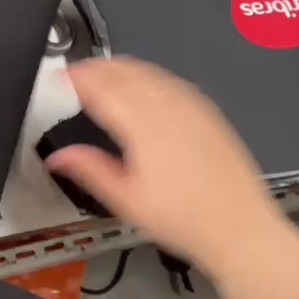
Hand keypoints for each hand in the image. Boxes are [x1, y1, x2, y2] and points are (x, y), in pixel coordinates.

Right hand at [46, 57, 285, 271]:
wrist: (242, 231)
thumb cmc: (181, 219)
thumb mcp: (128, 201)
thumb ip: (90, 170)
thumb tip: (56, 156)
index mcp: (143, 125)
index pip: (101, 87)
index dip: (76, 78)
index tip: (58, 78)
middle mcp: (166, 105)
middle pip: (123, 71)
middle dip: (95, 68)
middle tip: (74, 75)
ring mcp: (190, 104)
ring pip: (147, 71)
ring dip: (119, 67)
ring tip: (101, 74)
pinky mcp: (207, 109)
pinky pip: (169, 79)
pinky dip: (146, 74)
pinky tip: (141, 85)